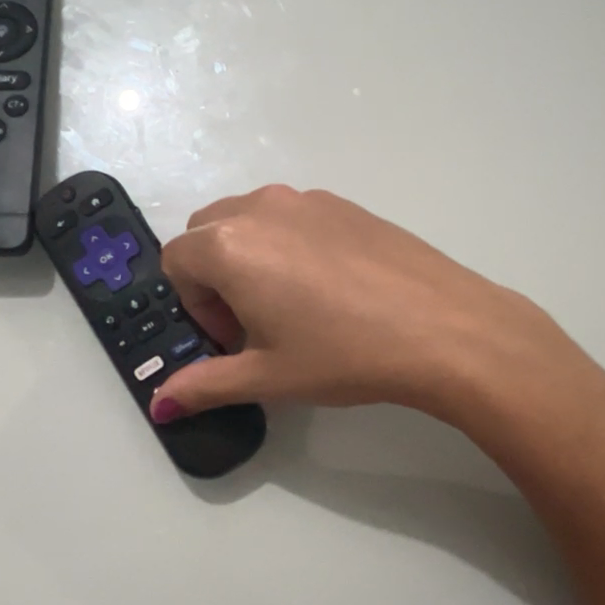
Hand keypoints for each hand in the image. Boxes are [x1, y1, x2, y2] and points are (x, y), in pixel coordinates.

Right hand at [150, 185, 579, 422]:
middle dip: (212, 277)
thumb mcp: (267, 377)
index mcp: (229, 245)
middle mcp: (260, 208)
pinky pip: (294, 218)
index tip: (232, 341)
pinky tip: (332, 291)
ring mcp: (307, 199)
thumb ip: (204, 386)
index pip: (175, 262)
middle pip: (206, 232)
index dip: (194, 307)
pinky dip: (288, 246)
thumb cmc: (343, 355)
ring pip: (251, 220)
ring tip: (293, 307)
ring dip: (249, 258)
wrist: (444, 329)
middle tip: (254, 324)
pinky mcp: (346, 203)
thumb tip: (160, 405)